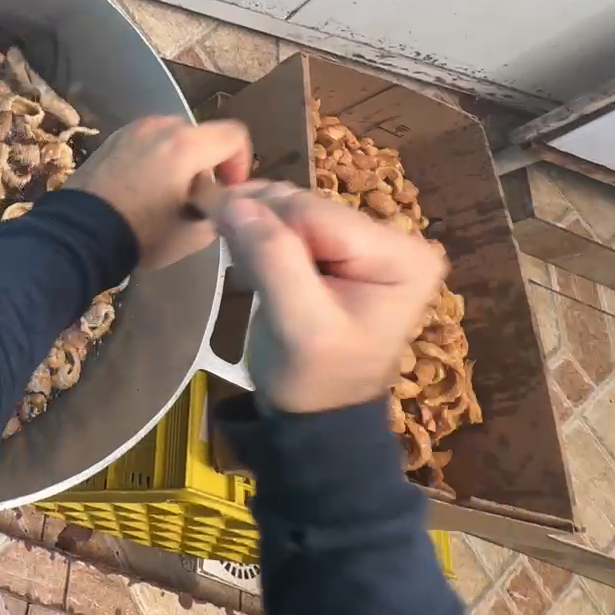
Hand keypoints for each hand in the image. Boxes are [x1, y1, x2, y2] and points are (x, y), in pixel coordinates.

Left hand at [65, 116, 251, 268]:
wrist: (79, 231)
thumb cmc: (142, 232)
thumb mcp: (193, 233)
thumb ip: (223, 210)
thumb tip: (227, 201)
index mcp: (186, 144)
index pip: (234, 135)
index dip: (240, 163)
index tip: (228, 190)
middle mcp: (160, 126)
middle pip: (202, 134)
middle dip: (208, 162)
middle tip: (199, 196)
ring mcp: (131, 129)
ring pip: (172, 135)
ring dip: (181, 158)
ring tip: (169, 192)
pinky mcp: (111, 139)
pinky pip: (146, 140)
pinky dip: (155, 156)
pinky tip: (144, 186)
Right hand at [198, 182, 444, 414]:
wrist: (314, 411)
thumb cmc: (313, 378)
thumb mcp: (298, 326)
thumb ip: (273, 260)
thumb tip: (234, 203)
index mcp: (401, 255)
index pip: (313, 211)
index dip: (261, 216)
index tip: (213, 223)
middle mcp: (391, 238)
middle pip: (302, 204)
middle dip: (255, 217)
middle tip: (220, 241)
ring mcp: (365, 242)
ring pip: (290, 206)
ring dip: (251, 222)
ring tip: (234, 255)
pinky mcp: (338, 248)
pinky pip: (288, 219)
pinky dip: (257, 229)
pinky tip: (245, 254)